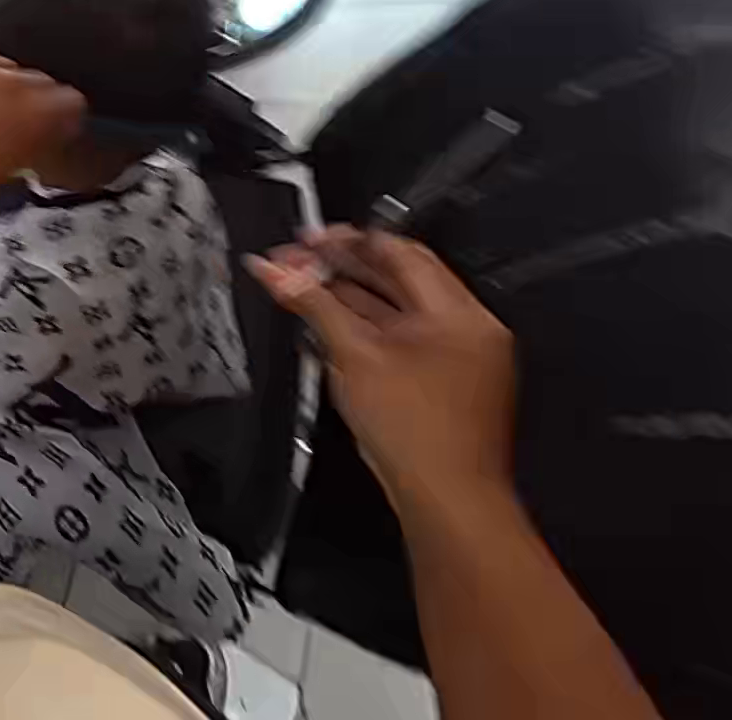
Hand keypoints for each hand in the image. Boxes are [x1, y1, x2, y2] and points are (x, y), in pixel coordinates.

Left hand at [0, 44, 84, 205]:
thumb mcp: (13, 166)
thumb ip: (40, 140)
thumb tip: (52, 128)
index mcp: (39, 111)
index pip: (71, 99)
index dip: (62, 114)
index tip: (52, 123)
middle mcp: (17, 80)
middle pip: (40, 79)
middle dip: (32, 97)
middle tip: (11, 118)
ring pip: (7, 64)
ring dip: (0, 81)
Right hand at [247, 227, 515, 517]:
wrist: (441, 494)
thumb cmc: (409, 423)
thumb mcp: (352, 352)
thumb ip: (311, 302)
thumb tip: (270, 269)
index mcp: (458, 314)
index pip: (402, 255)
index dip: (351, 240)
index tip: (308, 238)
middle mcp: (462, 327)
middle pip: (395, 277)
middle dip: (341, 265)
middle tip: (294, 258)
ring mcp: (449, 352)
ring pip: (390, 305)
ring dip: (344, 292)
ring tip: (297, 282)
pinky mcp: (432, 373)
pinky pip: (392, 331)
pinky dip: (356, 320)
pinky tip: (320, 315)